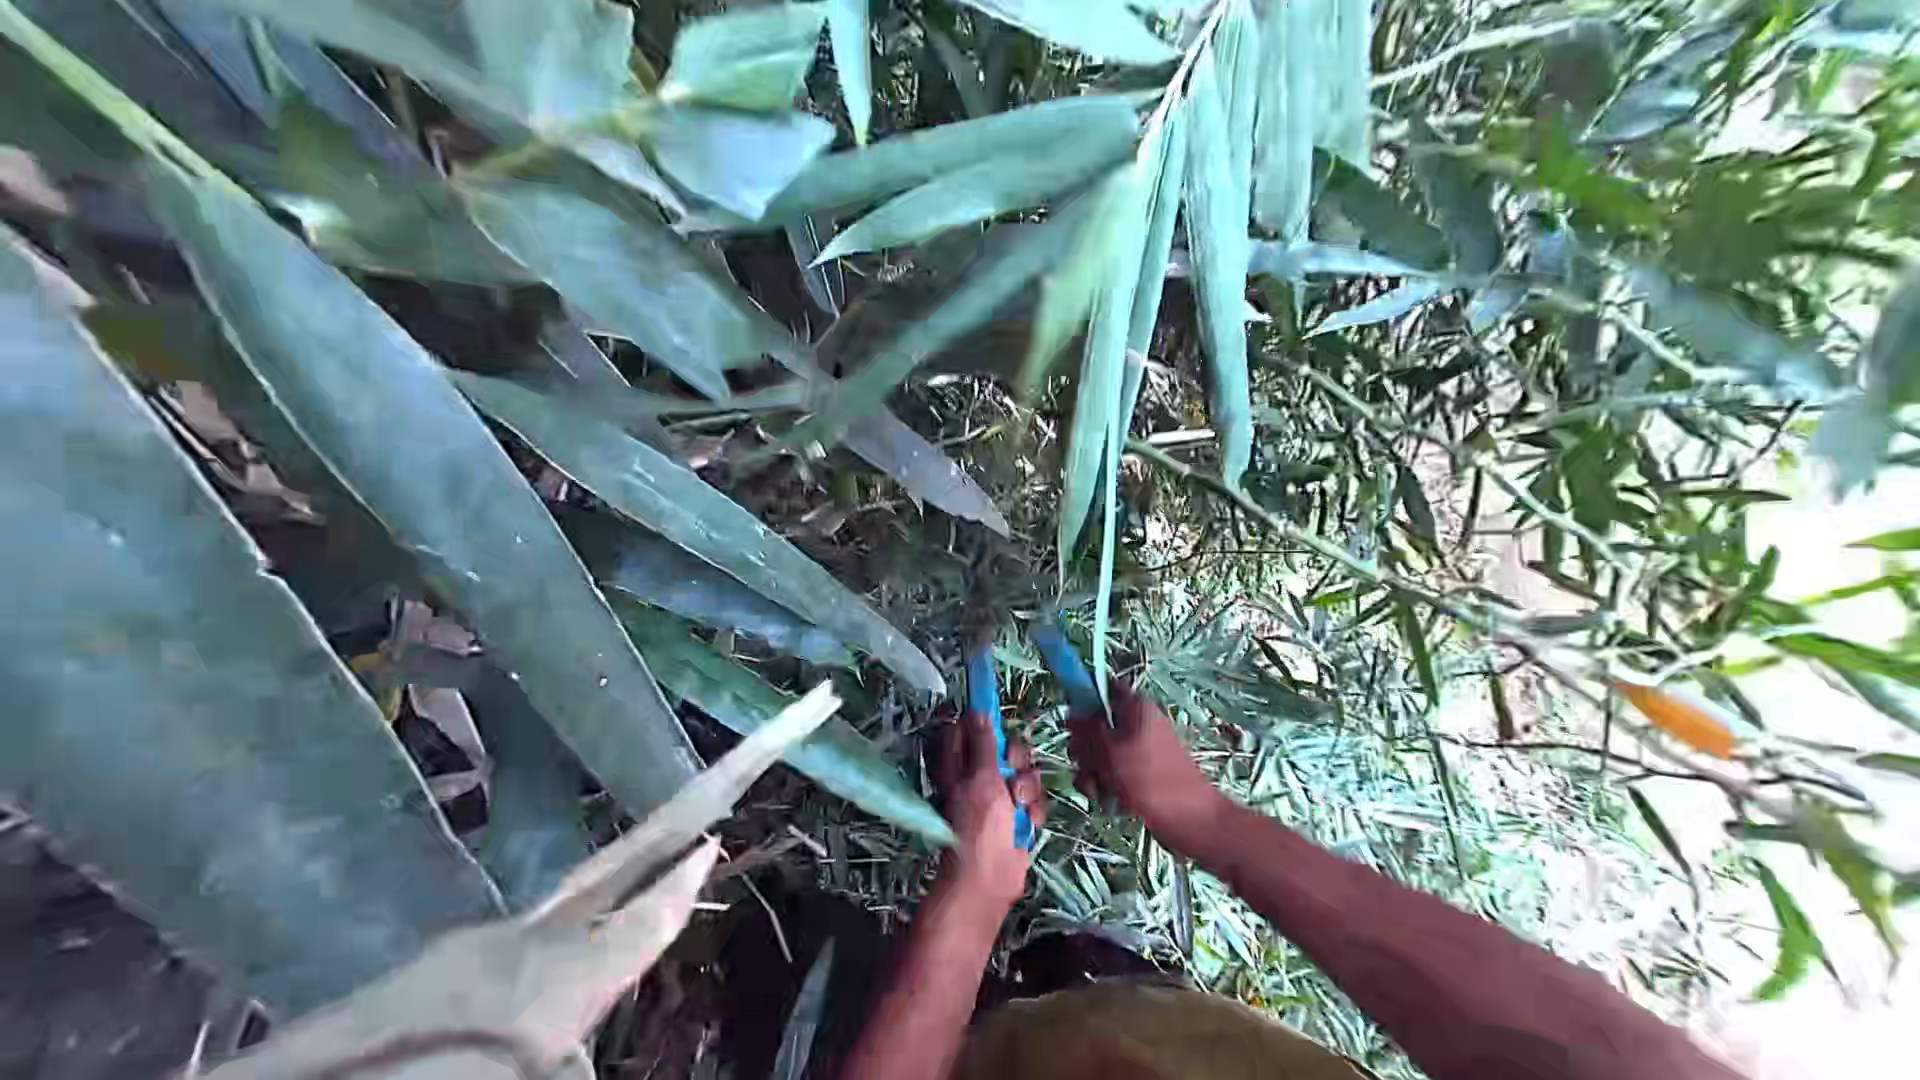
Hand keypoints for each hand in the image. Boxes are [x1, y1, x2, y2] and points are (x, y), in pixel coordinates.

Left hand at [936, 710, 1044, 911]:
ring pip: (1024, 772)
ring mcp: (1001, 796)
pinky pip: (1034, 798)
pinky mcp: (1019, 814)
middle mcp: (981, 776)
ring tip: (1019, 807)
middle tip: (1011, 774)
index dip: (984, 722)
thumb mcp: (981, 779)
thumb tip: (978, 710)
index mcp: (961, 765)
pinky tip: (1028, 822)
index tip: (998, 722)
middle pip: (1007, 748)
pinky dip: (1033, 810)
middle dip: (1016, 760)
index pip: (969, 730)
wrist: (991, 879)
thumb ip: (984, 744)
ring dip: (1027, 789)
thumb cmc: (979, 827)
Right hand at [1068, 680, 1224, 849]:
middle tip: (1087, 764)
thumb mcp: (1110, 751)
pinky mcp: (1141, 774)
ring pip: (1100, 752)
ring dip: (1092, 772)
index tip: (1072, 722)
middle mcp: (1137, 723)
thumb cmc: (1151, 780)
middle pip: (1095, 724)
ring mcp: (1140, 749)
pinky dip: (1107, 786)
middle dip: (1085, 748)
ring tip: (1100, 790)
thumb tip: (1071, 713)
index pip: (1102, 687)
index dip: (1082, 699)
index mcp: (1135, 707)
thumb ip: (1086, 729)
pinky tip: (1110, 801)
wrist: (1192, 822)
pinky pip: (1112, 773)